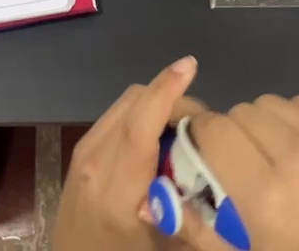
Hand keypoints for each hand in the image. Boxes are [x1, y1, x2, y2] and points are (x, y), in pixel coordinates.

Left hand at [55, 55, 202, 250]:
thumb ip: (189, 207)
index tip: (190, 66)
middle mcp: (95, 162)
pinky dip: (142, 111)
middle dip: (172, 96)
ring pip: (125, 102)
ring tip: (185, 128)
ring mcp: (83, 152)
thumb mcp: (166, 246)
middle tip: (204, 124)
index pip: (139, 128)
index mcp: (117, 192)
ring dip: (157, 101)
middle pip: (134, 103)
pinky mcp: (80, 148)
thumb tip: (218, 169)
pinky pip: (116, 113)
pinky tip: (159, 133)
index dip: (165, 91)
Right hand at [181, 94, 298, 250]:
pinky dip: (296, 121)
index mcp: (267, 195)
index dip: (201, 139)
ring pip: (271, 103)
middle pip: (240, 113)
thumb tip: (154, 200)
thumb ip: (201, 232)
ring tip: (275, 159)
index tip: (204, 158)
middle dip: (233, 136)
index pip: (212, 130)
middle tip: (243, 169)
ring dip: (263, 126)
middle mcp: (296, 155)